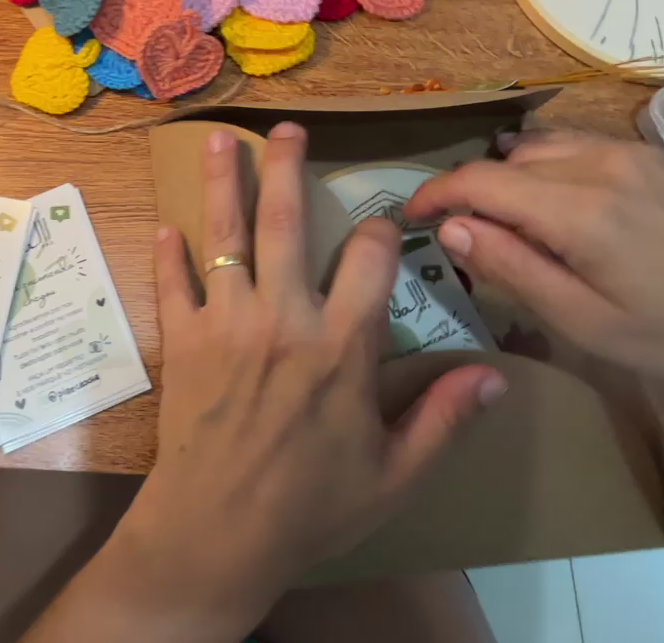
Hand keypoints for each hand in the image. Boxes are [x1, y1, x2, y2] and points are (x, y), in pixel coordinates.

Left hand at [107, 123, 505, 632]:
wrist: (220, 534)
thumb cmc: (312, 507)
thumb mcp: (396, 475)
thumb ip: (444, 420)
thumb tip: (496, 377)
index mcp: (341, 346)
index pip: (372, 261)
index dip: (384, 230)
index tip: (386, 218)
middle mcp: (283, 318)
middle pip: (286, 223)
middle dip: (287, 168)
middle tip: (286, 129)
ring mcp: (226, 323)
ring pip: (225, 236)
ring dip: (224, 184)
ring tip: (220, 141)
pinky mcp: (182, 340)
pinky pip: (173, 284)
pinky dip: (169, 253)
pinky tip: (167, 225)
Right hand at [403, 130, 663, 423]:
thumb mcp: (595, 328)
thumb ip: (515, 270)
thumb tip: (453, 228)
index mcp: (578, 209)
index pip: (477, 180)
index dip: (433, 195)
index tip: (408, 220)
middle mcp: (602, 165)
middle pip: (506, 160)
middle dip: (469, 191)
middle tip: (460, 239)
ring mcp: (641, 156)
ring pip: (544, 148)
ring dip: (509, 176)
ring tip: (507, 222)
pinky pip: (583, 149)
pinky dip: (549, 168)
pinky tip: (563, 205)